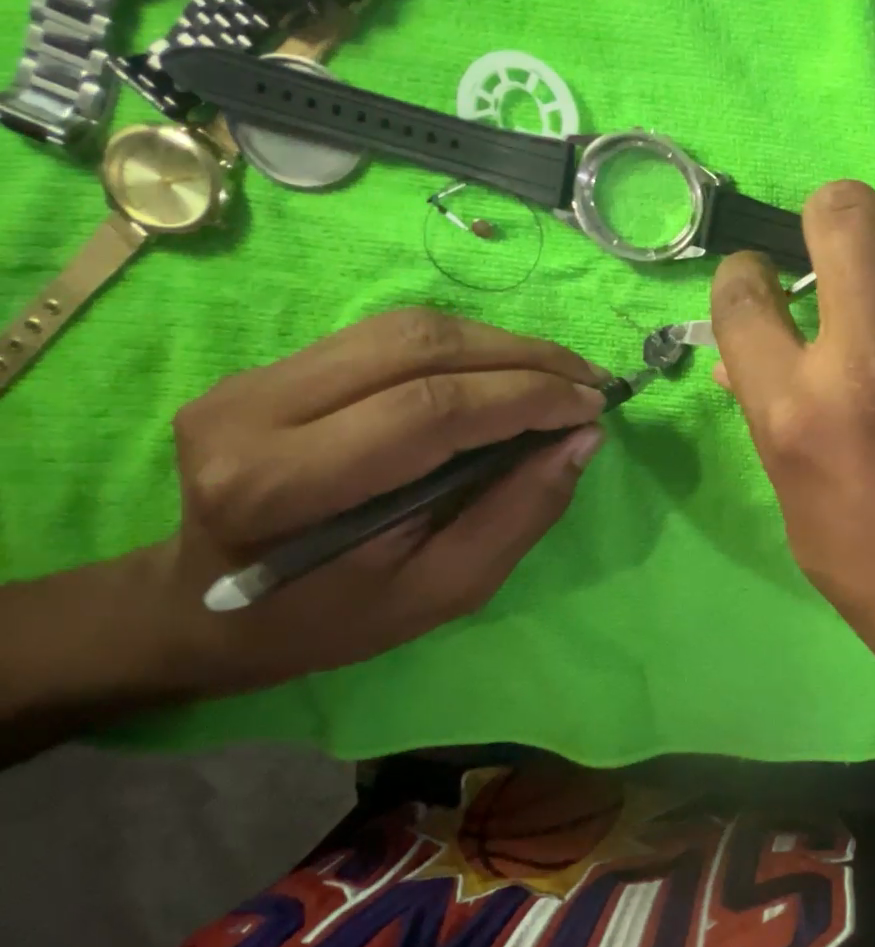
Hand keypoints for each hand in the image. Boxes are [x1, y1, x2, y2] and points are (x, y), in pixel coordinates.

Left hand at [155, 309, 607, 693]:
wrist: (208, 609)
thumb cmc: (335, 617)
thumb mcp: (446, 590)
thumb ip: (519, 513)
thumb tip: (584, 438)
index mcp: (287, 485)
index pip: (430, 410)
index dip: (526, 397)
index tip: (594, 406)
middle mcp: (254, 412)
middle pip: (418, 348)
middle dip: (525, 357)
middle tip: (591, 383)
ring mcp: (252, 379)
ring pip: (405, 329)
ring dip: (501, 344)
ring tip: (561, 375)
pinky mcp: (267, 368)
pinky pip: (386, 337)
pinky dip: (465, 347)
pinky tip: (507, 372)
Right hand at [709, 181, 874, 678]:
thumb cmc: (872, 568)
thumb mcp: (795, 497)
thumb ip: (772, 411)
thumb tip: (749, 356)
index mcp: (799, 407)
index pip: (745, 292)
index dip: (746, 278)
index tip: (764, 289)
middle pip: (849, 216)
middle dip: (835, 218)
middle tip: (844, 253)